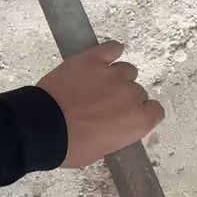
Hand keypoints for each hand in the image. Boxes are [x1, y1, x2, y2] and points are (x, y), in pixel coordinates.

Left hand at [34, 41, 164, 168]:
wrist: (42, 126)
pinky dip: (111, 51)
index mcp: (139, 120)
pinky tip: (105, 56)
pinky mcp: (91, 60)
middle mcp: (132, 95)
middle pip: (137, 90)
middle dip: (122, 97)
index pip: (154, 110)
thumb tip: (116, 121)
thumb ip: (119, 130)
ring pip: (125, 70)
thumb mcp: (104, 148)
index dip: (140, 112)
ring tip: (95, 84)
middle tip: (102, 103)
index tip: (126, 114)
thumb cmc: (71, 145)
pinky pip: (111, 48)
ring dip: (114, 76)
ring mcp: (112, 74)